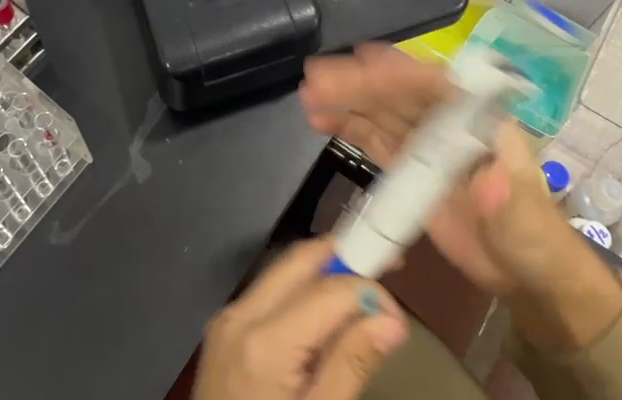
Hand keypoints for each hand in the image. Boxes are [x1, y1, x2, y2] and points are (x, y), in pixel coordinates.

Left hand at [194, 239, 408, 399]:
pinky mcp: (223, 329)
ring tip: (363, 292)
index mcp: (264, 343)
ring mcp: (226, 319)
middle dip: (346, 256)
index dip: (371, 293)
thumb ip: (351, 366)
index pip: (330, 289)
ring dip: (323, 270)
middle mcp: (240, 315)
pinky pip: (268, 291)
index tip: (398, 320)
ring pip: (283, 269)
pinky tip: (325, 313)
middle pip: (300, 259)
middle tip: (388, 269)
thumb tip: (392, 321)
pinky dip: (300, 290)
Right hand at [301, 45, 621, 350]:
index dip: (402, 73)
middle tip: (317, 76)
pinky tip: (321, 120)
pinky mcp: (411, 170)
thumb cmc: (537, 243)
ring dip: (347, 101)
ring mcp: (428, 146)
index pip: (440, 89)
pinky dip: (349, 127)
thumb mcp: (530, 224)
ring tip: (309, 94)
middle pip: (401, 95)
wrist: (529, 277)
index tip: (365, 60)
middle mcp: (450, 125)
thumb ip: (512, 203)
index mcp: (482, 124)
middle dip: (360, 83)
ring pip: (383, 113)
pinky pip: (376, 140)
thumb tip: (491, 182)